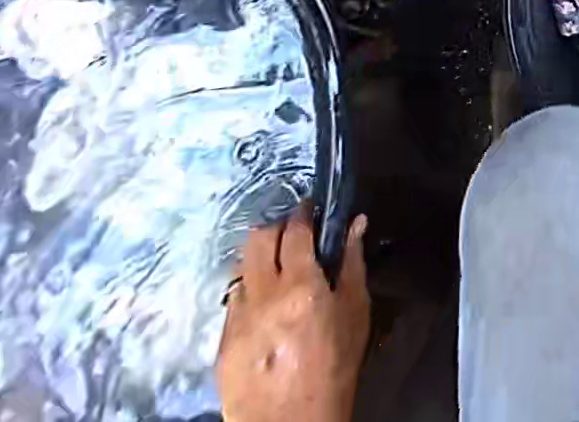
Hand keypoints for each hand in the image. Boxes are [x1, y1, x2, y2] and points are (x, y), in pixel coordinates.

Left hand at [216, 207, 369, 421]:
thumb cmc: (334, 369)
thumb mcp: (355, 313)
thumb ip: (353, 262)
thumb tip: (356, 223)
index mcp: (301, 285)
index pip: (295, 229)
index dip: (302, 213)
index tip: (309, 208)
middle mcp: (263, 295)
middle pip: (257, 238)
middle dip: (275, 227)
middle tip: (292, 233)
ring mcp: (237, 319)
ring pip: (241, 267)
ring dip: (258, 258)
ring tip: (277, 267)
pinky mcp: (222, 343)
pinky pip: (233, 301)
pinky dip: (248, 291)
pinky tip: (264, 305)